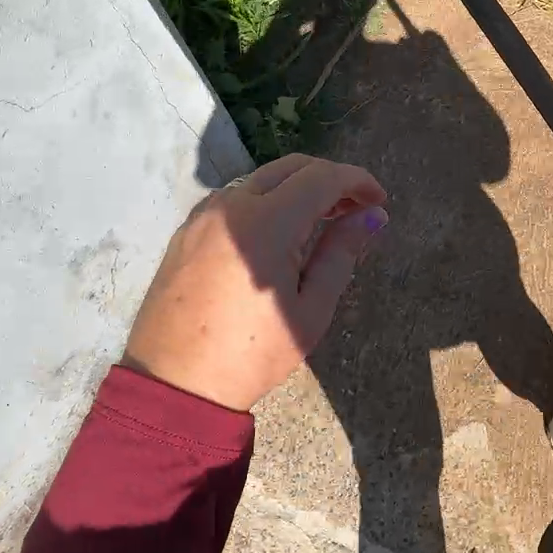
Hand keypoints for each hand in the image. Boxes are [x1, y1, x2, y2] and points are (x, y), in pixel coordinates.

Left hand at [123, 154, 388, 411]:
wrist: (172, 386)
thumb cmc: (251, 354)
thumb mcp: (311, 309)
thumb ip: (342, 253)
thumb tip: (372, 216)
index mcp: (266, 223)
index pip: (322, 178)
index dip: (358, 181)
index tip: (379, 201)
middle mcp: (231, 206)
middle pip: (292, 167)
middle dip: (331, 179)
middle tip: (356, 208)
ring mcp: (204, 215)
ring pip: (262, 178)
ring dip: (298, 187)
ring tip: (323, 220)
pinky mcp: (187, 230)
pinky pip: (236, 197)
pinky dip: (268, 200)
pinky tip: (280, 232)